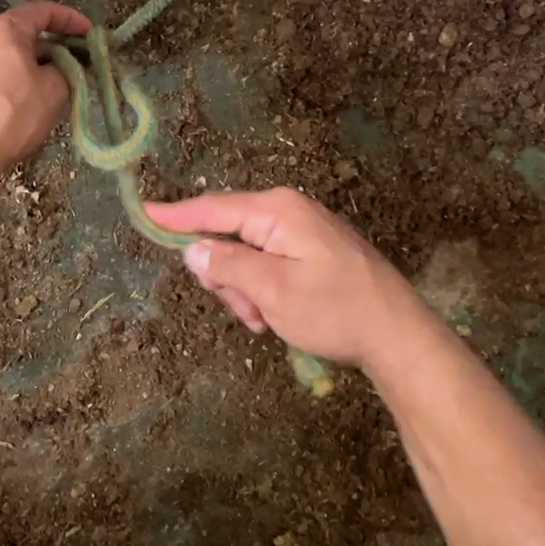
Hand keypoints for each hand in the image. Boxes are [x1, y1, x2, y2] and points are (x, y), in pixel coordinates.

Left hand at [0, 0, 90, 175]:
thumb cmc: (9, 117)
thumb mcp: (53, 91)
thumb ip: (66, 69)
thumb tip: (63, 65)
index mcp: (3, 29)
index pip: (42, 10)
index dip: (70, 19)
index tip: (88, 34)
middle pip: (20, 31)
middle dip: (49, 45)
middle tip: (71, 64)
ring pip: (3, 53)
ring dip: (28, 63)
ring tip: (47, 85)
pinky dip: (9, 77)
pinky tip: (18, 100)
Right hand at [144, 189, 427, 370]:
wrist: (400, 337)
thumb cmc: (335, 311)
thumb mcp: (273, 291)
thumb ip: (228, 265)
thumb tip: (193, 249)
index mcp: (278, 211)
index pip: (214, 208)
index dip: (177, 215)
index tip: (144, 211)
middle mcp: (289, 212)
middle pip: (229, 236)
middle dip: (227, 276)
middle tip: (247, 312)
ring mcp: (303, 232)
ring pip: (247, 256)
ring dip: (247, 291)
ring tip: (268, 320)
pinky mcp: (313, 252)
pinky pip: (270, 264)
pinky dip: (265, 291)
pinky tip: (280, 316)